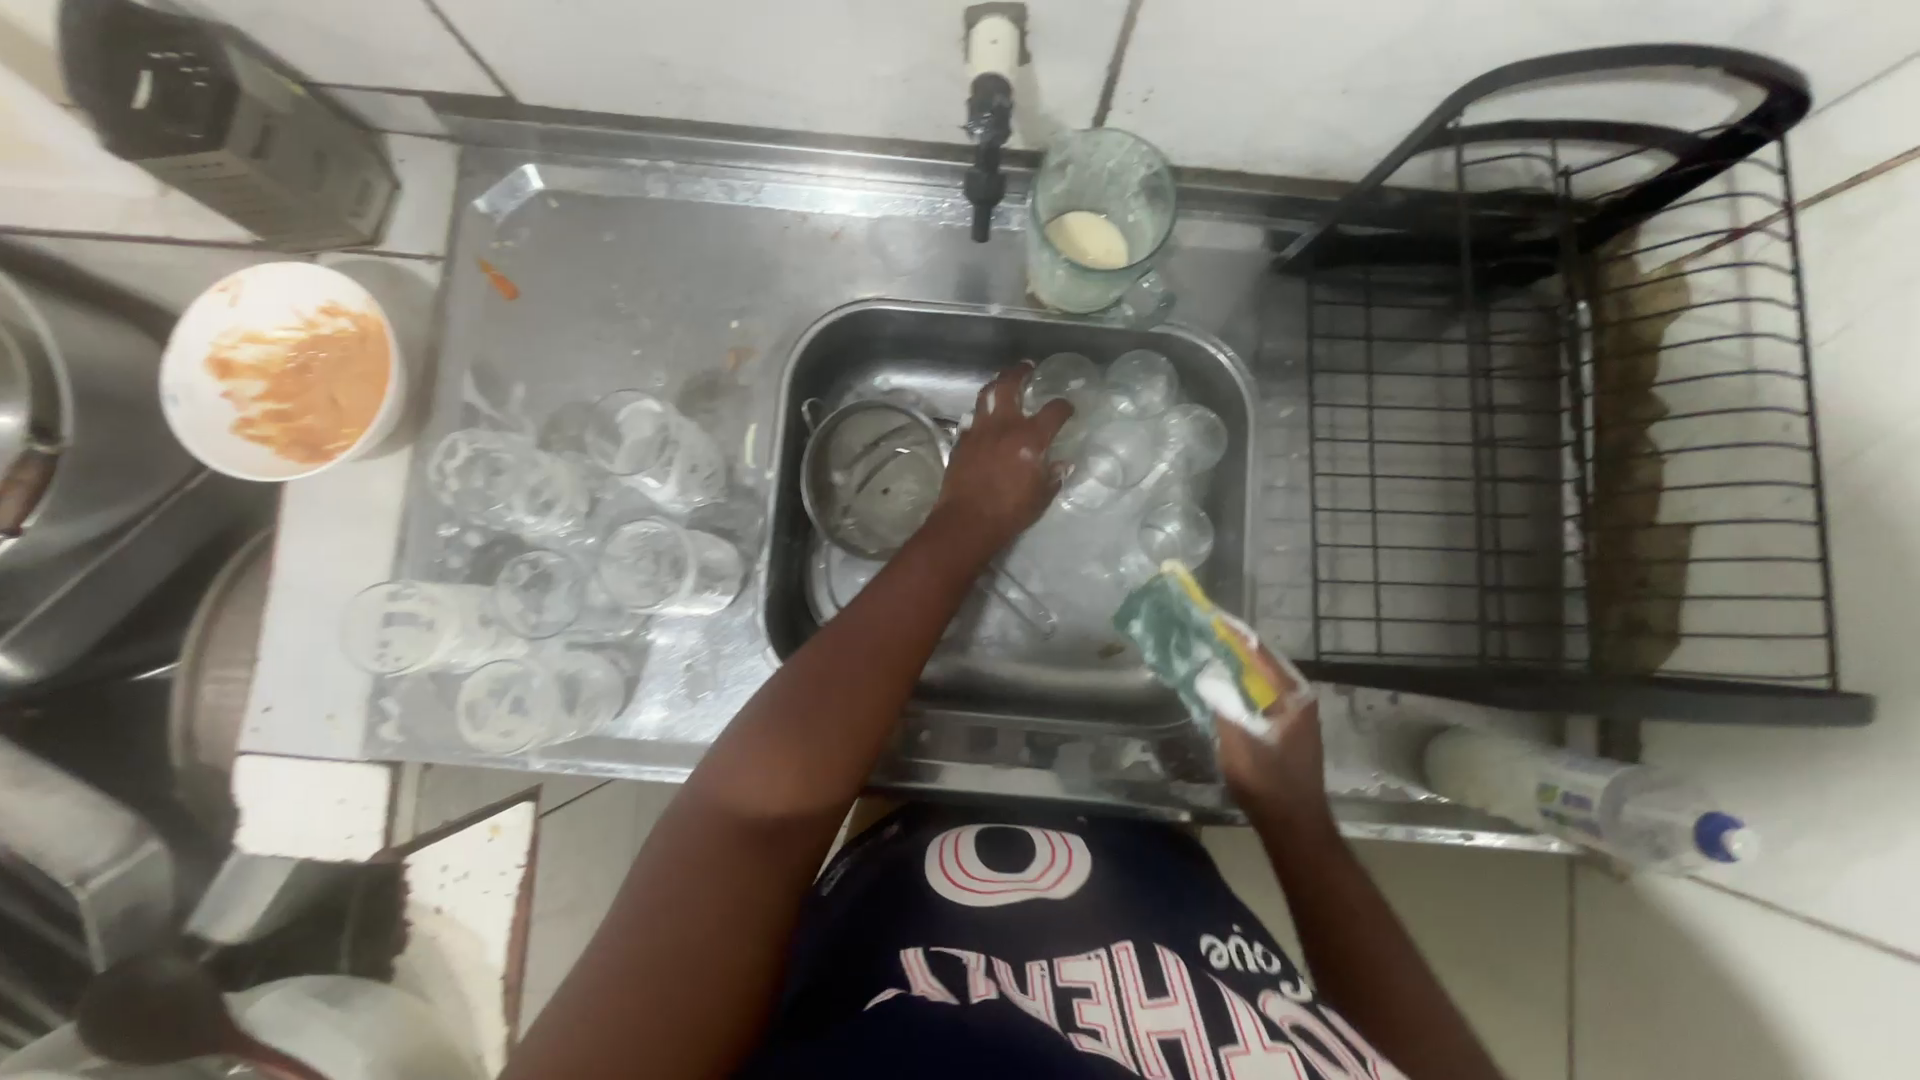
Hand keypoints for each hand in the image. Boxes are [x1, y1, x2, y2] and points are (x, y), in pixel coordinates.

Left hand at [930, 363, 1072, 557]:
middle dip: (1019, 372)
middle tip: (1026, 367)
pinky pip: (971, 419)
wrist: (967, 521)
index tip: (1067, 408)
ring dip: (996, 385)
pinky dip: (980, 414)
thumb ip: (1053, 476)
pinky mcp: (961, 441)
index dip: (1064, 406)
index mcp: (1030, 437)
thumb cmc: (1010, 512)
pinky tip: (984, 419)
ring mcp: (978, 431)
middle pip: (1009, 385)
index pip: (1054, 411)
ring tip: (1002, 384)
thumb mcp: (1041, 497)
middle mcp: (1003, 426)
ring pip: (985, 395)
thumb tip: (1062, 464)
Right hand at [1213, 635, 1330, 826]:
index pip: (1259, 653)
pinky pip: (1260, 698)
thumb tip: (1208, 672)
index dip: (1234, 634)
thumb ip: (1223, 702)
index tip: (1210, 617)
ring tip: (1207, 653)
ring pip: (1261, 682)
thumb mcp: (1237, 739)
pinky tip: (1220, 688)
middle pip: (1261, 664)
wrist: (1293, 825)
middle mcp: (1298, 699)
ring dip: (1236, 669)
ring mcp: (1295, 716)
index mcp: (1293, 696)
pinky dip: (1241, 688)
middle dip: (1233, 648)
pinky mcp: (1286, 731)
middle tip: (1203, 633)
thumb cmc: (1268, 782)